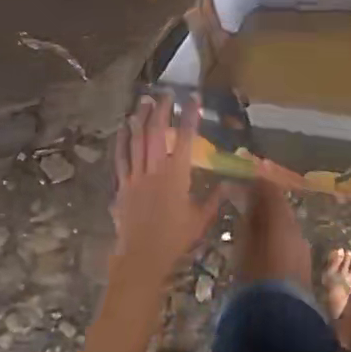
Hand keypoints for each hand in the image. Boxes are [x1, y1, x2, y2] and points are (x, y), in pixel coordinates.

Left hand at [109, 93, 223, 285]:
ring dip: (140, 119)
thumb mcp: (200, 219)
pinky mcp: (122, 186)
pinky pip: (121, 159)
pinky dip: (122, 141)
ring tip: (143, 101)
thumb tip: (229, 184)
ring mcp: (136, 176)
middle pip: (156, 132)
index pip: (185, 138)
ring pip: (136, 141)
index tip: (193, 97)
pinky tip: (123, 128)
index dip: (189, 115)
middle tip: (164, 94)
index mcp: (176, 175)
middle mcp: (155, 170)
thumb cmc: (175, 239)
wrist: (142, 257)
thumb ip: (214, 199)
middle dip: (161, 110)